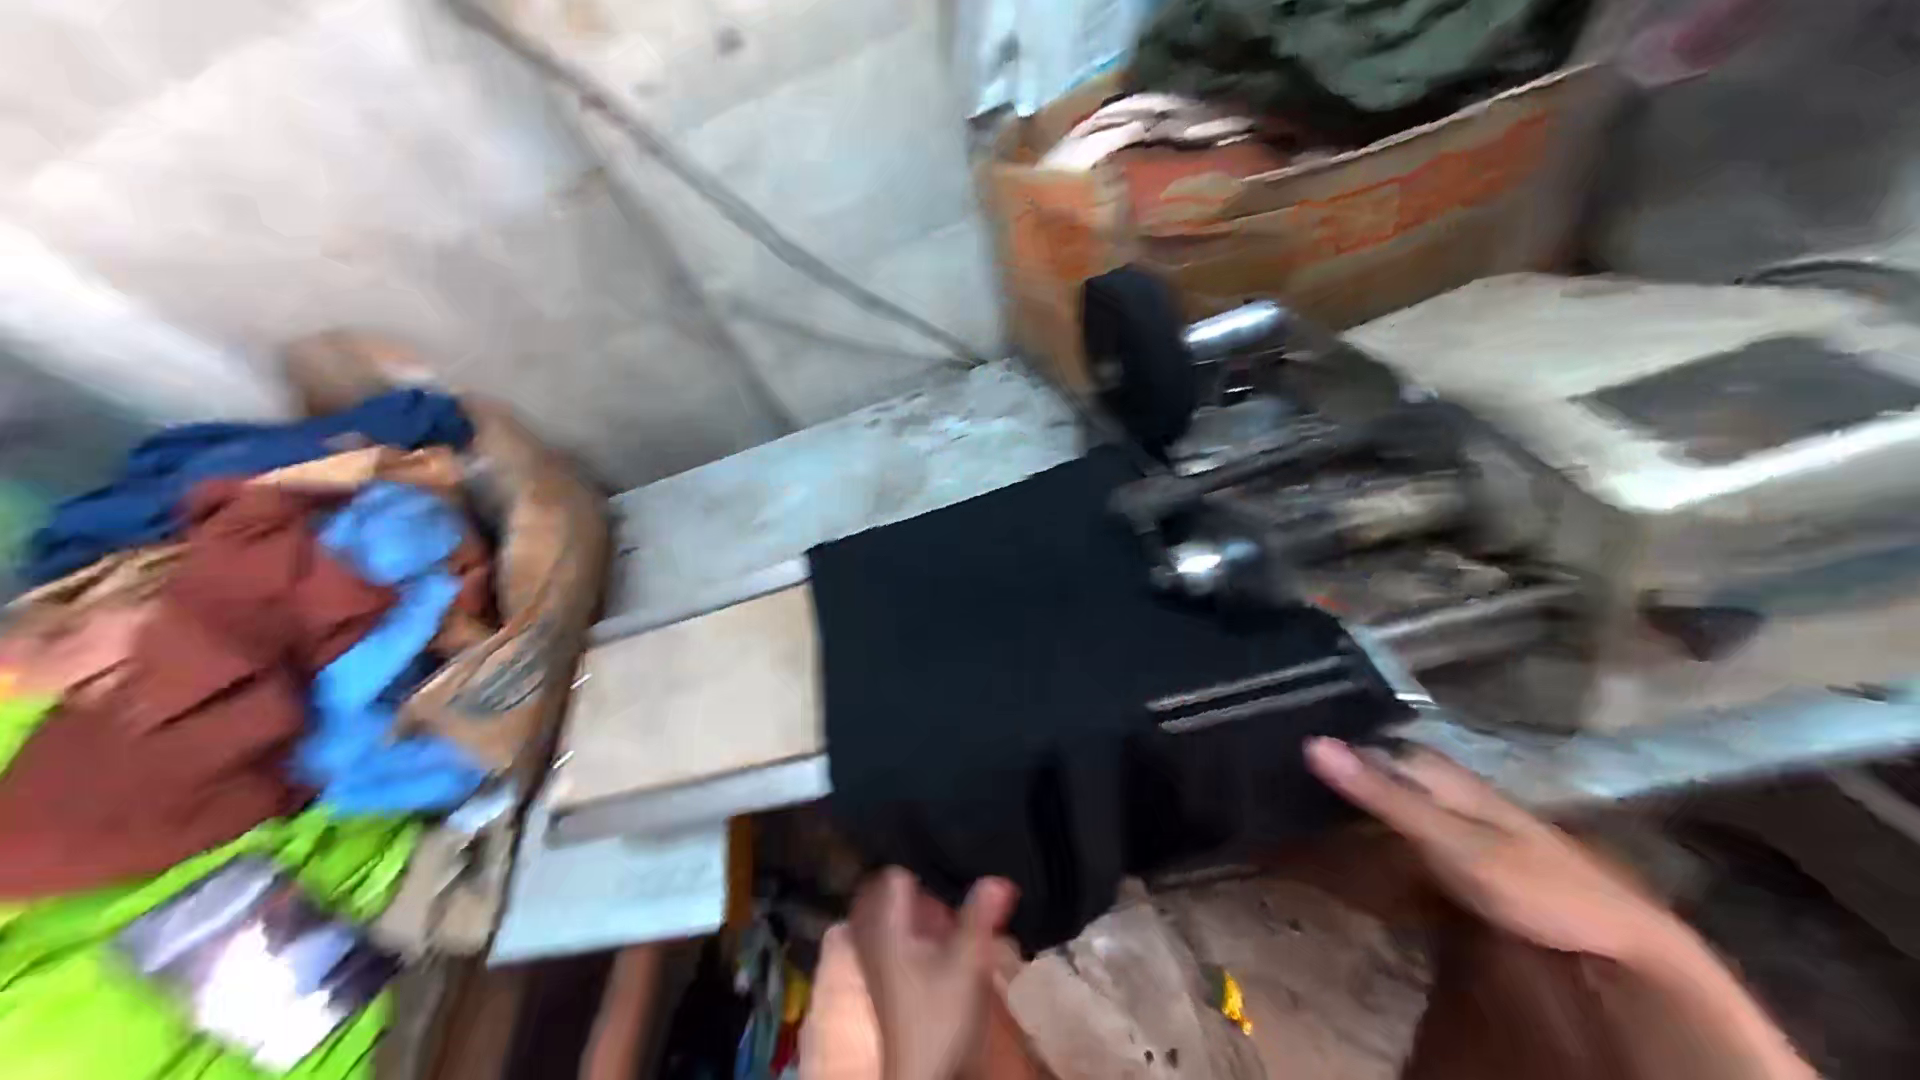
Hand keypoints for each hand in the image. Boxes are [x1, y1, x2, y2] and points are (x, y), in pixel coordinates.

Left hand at [847, 868, 1018, 1079]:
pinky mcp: (881, 982)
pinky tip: (935, 944)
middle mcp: (872, 937)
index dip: (922, 867)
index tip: (946, 867)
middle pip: (890, 895)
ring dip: (915, 913)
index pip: (895, 875)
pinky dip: (910, 934)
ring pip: (890, 919)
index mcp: (886, 926)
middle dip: (917, 889)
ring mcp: (873, 961)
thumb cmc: (937, 1016)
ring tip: (945, 916)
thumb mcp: (965, 963)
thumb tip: (998, 878)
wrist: (919, 1075)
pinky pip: (891, 941)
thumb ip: (980, 917)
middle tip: (947, 895)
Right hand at [1304, 737, 1686, 965]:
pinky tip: (1338, 832)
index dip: (1313, 742)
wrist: (1610, 935)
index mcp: (1427, 765)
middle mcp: (1429, 775)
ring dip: (1336, 795)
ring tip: (1287, 801)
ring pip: (1372, 788)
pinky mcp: (1445, 836)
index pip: (1354, 738)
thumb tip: (1311, 741)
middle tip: (1267, 776)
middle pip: (1360, 761)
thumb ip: (1380, 793)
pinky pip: (1387, 817)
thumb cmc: (1528, 877)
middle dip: (1319, 767)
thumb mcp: (1447, 837)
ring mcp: (1439, 806)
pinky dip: (1360, 821)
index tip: (1264, 745)